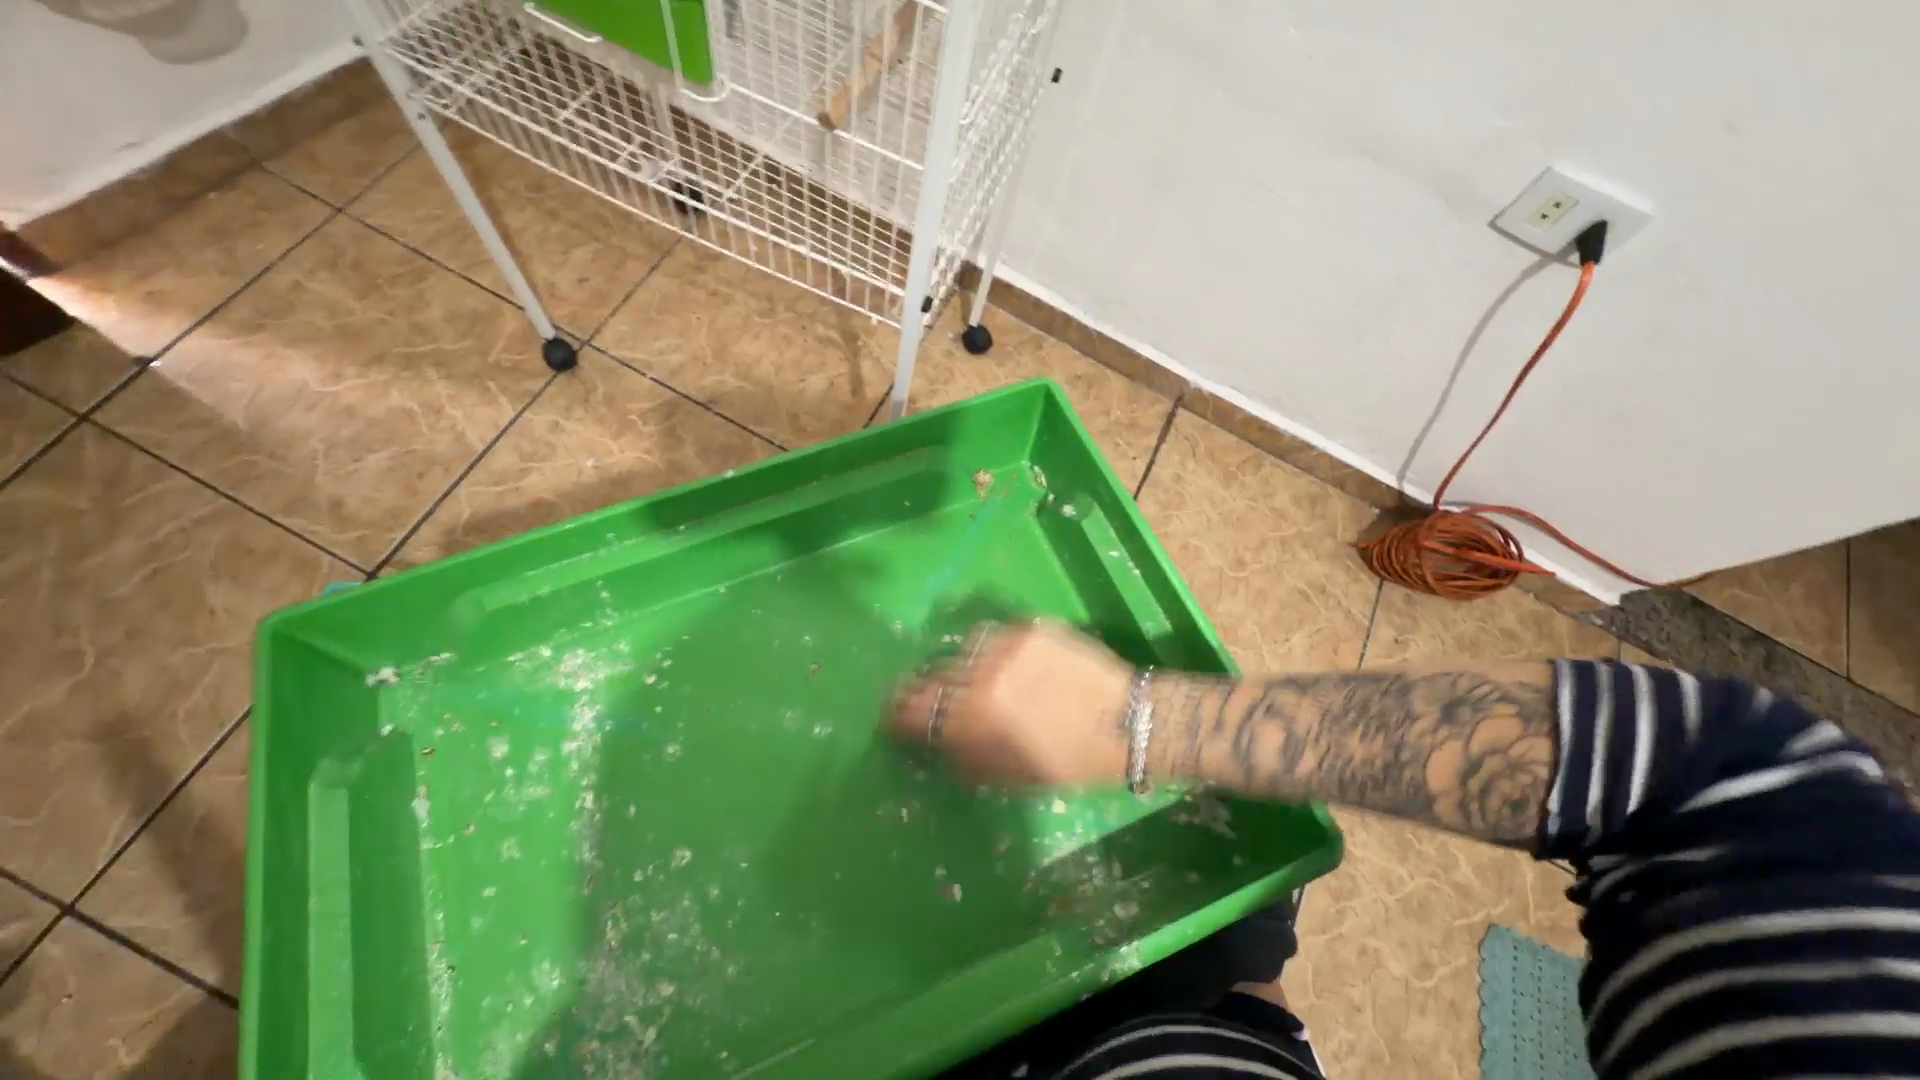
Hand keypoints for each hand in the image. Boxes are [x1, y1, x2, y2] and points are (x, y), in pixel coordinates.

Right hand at [889, 620, 1135, 785]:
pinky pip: (995, 637)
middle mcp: (987, 672)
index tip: (894, 715)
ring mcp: (1011, 645)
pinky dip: (989, 652)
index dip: (898, 712)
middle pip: (935, 675)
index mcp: (978, 714)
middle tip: (929, 700)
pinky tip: (1003, 666)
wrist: (1128, 723)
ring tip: (971, 680)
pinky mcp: (1034, 628)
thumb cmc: (1070, 761)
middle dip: (926, 690)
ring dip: (959, 667)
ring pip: (964, 651)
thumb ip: (964, 757)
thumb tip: (934, 744)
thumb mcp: (1012, 775)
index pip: (916, 707)